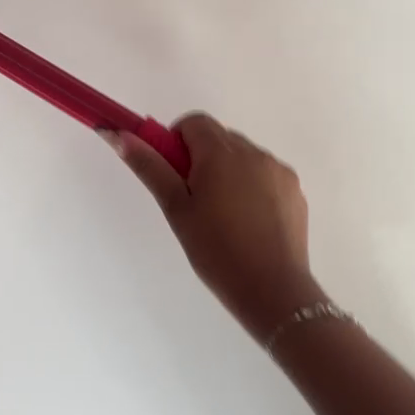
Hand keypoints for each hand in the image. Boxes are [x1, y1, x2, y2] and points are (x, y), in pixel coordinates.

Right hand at [111, 114, 324, 338]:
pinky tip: (248, 222)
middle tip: (193, 198)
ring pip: (243, 156)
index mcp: (221, 153)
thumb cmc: (215, 250)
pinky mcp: (295, 191)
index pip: (194, 122)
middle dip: (202, 157)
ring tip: (223, 215)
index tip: (174, 173)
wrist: (272, 292)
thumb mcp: (175, 208)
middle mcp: (253, 153)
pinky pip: (265, 174)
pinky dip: (252, 186)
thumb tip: (119, 135)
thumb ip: (149, 166)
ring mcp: (278, 171)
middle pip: (219, 137)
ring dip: (228, 171)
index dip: (177, 141)